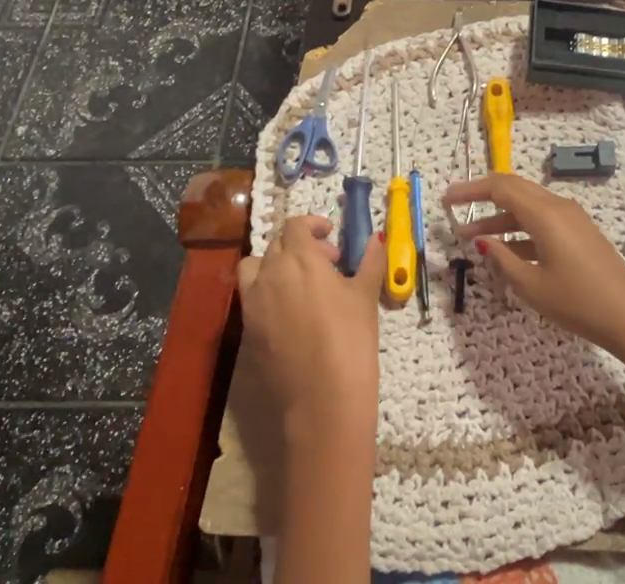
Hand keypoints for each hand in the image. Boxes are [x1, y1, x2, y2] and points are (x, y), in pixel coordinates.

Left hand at [237, 216, 386, 435]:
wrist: (321, 399)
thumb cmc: (350, 340)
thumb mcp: (366, 296)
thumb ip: (371, 261)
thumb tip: (377, 237)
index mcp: (299, 259)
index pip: (295, 226)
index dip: (313, 225)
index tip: (330, 236)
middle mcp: (269, 274)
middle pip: (275, 245)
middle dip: (300, 246)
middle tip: (327, 264)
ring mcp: (253, 303)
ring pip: (254, 268)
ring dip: (274, 265)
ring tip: (300, 284)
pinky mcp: (247, 330)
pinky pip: (251, 298)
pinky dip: (267, 293)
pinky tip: (293, 314)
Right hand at [445, 174, 624, 357]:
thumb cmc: (577, 302)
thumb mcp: (531, 285)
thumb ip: (502, 259)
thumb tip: (482, 241)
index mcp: (545, 214)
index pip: (501, 188)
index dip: (471, 190)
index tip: (447, 198)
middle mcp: (559, 207)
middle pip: (515, 190)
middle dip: (483, 198)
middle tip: (455, 208)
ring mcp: (572, 220)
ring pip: (528, 208)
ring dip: (500, 219)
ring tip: (470, 237)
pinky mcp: (579, 234)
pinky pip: (543, 222)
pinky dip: (519, 231)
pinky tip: (503, 250)